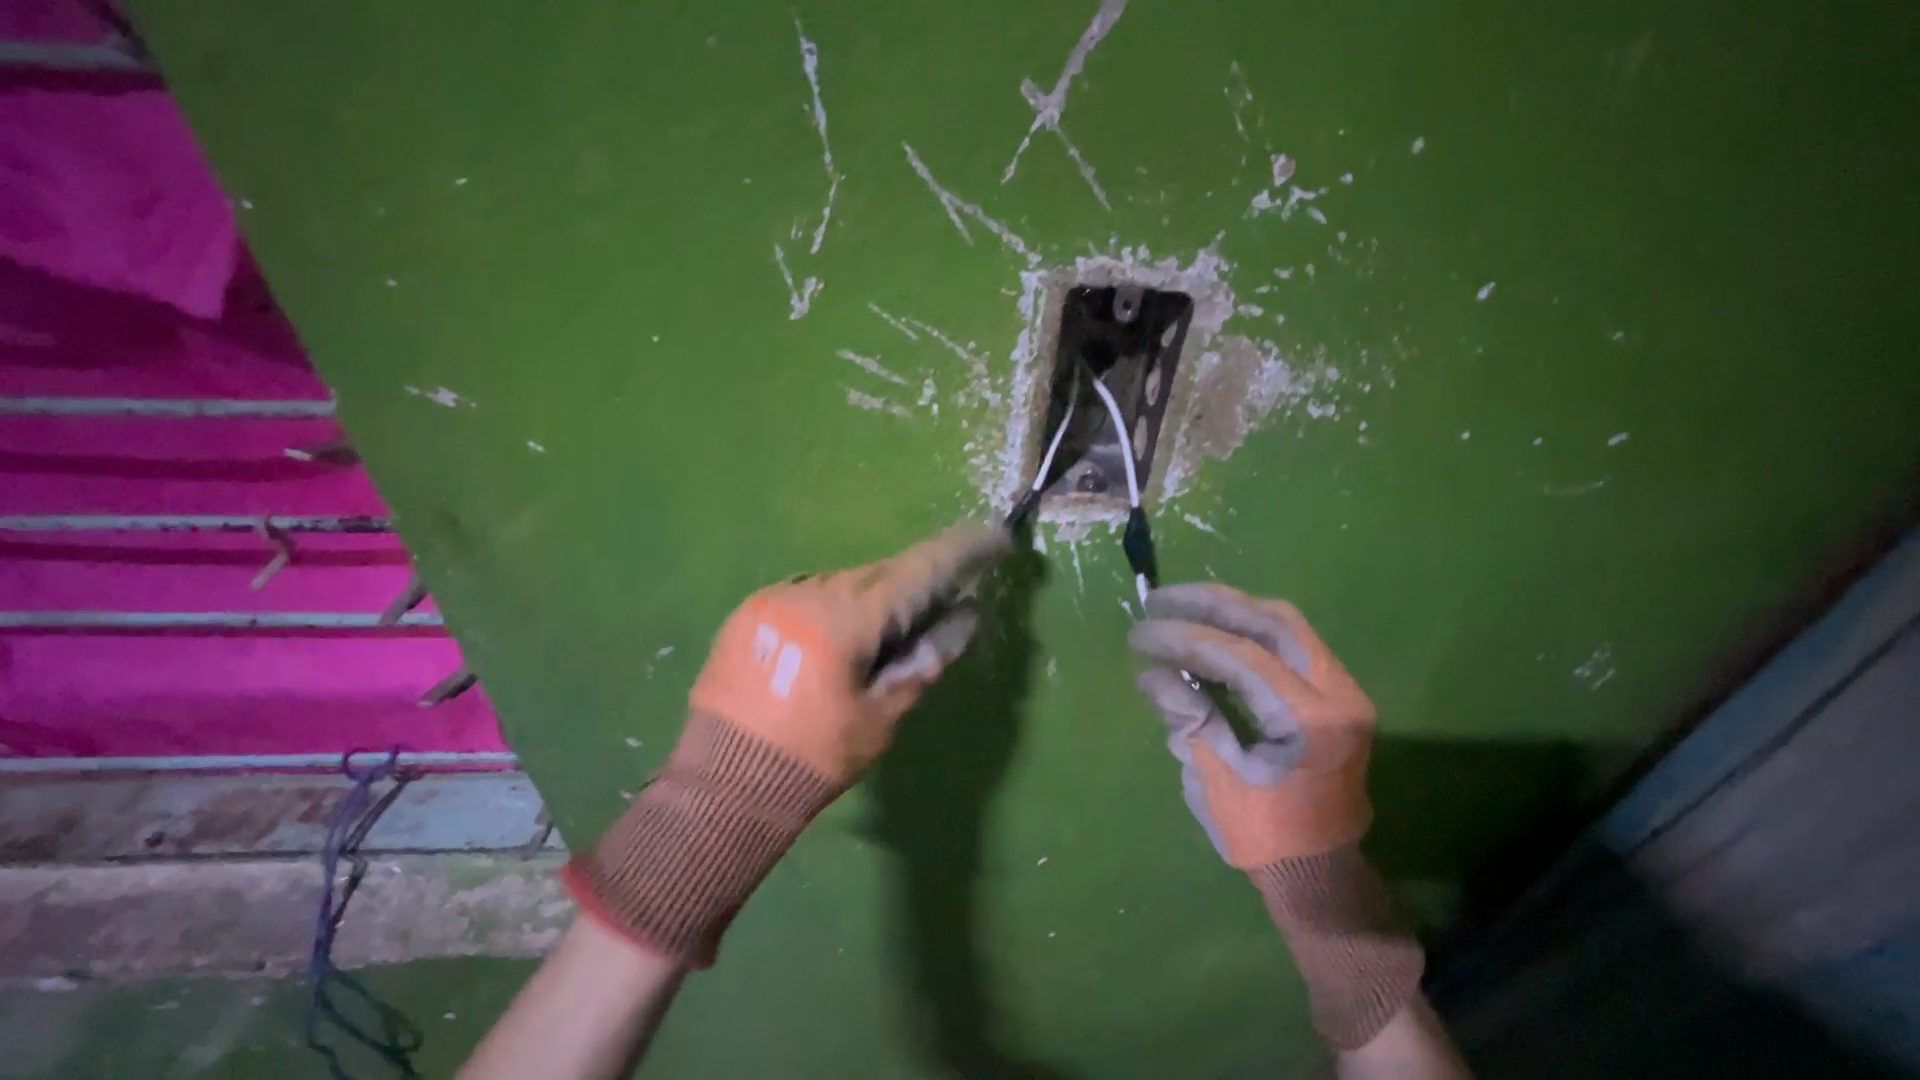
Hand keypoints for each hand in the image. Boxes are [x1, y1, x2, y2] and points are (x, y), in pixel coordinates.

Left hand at [565, 523, 1009, 967]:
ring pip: (843, 583)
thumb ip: (925, 659)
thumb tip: (966, 617)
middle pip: (880, 573)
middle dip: (917, 581)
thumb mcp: (882, 715)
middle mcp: (809, 589)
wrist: (723, 785)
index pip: (919, 569)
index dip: (962, 551)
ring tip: (884, 636)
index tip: (996, 537)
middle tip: (945, 600)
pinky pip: (808, 595)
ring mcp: (773, 596)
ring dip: (872, 599)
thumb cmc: (815, 756)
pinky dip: (835, 608)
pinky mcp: (748, 612)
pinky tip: (837, 642)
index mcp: (847, 615)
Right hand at [1129, 583, 1423, 1053]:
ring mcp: (1342, 691)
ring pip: (1286, 625)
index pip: (1241, 656)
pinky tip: (1212, 632)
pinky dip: (1249, 632)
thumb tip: (1151, 671)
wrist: (1319, 872)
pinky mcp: (1334, 695)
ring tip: (1181, 606)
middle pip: (1272, 621)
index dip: (1185, 638)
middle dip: (1211, 605)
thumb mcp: (1217, 778)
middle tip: (1161, 600)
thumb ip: (1189, 716)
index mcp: (1311, 721)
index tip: (1142, 633)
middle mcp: (1338, 693)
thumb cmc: (1265, 834)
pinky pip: (1291, 646)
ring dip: (1231, 611)